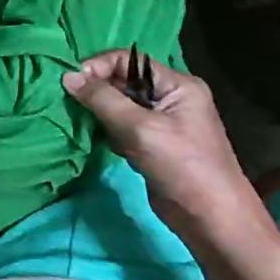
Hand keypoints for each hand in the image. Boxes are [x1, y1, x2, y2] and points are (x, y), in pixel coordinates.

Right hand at [62, 50, 264, 237]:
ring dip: (100, 111)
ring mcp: (164, 123)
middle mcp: (172, 98)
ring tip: (78, 119)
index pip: (130, 60)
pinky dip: (109, 130)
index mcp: (178, 85)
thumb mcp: (139, 128)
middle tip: (69, 101)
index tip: (71, 83)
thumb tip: (68, 77)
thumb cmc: (181, 166)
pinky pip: (125, 128)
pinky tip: (96, 139)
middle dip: (97, 89)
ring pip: (122, 106)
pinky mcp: (154, 145)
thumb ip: (103, 100)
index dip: (99, 66)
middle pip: (125, 81)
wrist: (211, 219)